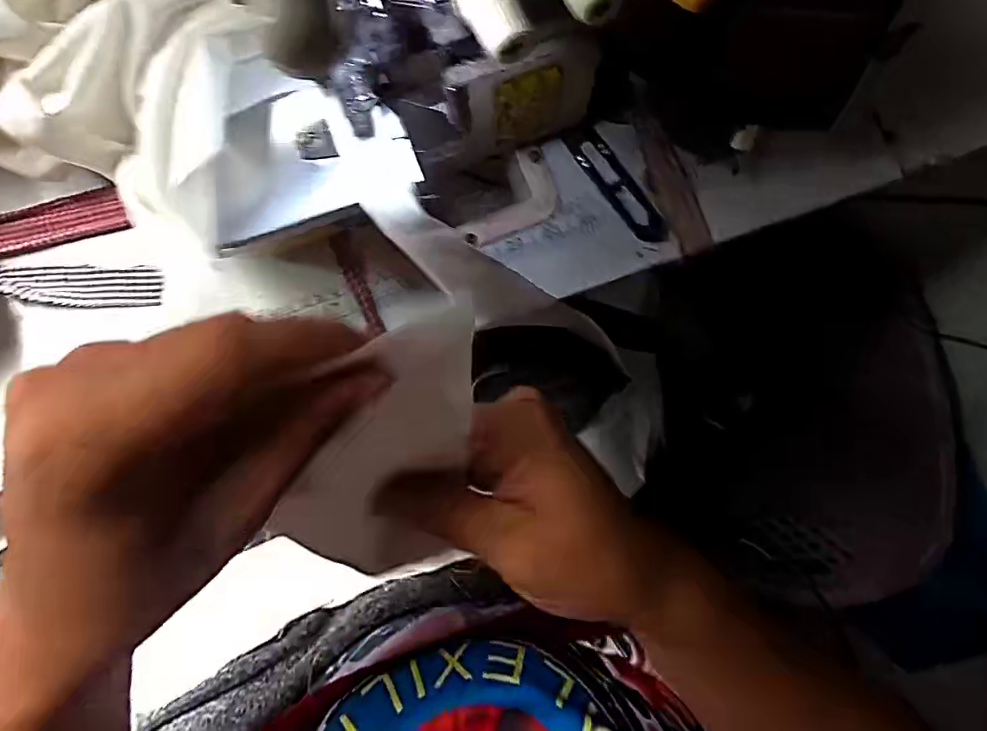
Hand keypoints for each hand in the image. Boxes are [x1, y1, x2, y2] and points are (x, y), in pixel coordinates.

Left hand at [0, 313, 383, 729]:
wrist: (44, 616)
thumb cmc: (137, 591)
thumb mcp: (230, 523)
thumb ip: (298, 439)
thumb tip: (366, 380)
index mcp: (90, 440)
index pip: (218, 355)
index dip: (300, 341)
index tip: (362, 346)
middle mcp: (66, 386)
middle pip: (207, 341)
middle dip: (286, 348)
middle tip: (345, 366)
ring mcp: (58, 369)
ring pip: (190, 337)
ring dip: (253, 354)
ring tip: (301, 380)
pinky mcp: (62, 364)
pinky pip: (165, 346)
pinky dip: (214, 362)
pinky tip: (238, 391)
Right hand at [375, 387, 680, 626]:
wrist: (638, 577)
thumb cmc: (579, 559)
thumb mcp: (505, 541)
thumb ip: (439, 508)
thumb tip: (376, 490)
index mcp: (514, 418)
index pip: (435, 423)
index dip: (393, 449)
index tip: (348, 468)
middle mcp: (514, 409)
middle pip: (443, 432)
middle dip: (405, 464)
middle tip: (352, 486)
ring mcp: (518, 428)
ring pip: (454, 448)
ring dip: (424, 475)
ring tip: (370, 495)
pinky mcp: (519, 449)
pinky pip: (470, 459)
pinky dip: (449, 482)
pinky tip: (412, 503)